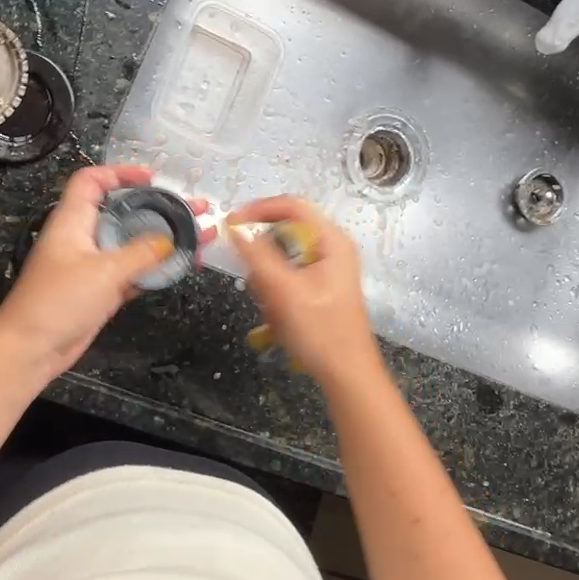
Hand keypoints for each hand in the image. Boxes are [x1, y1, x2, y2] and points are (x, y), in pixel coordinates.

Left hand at [0, 165, 207, 383]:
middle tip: (195, 208)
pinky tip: (183, 266)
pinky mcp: (100, 290)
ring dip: (165, 240)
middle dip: (160, 208)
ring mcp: (92, 264)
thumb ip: (140, 253)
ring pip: (133, 243)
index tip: (154, 179)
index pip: (92, 180)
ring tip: (201, 236)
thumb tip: (170, 241)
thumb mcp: (103, 271)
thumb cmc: (59, 300)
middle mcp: (83, 237)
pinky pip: (134, 271)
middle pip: (124, 211)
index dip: (120, 173)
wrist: (30, 349)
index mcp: (73, 220)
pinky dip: (156, 268)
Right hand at [229, 196, 383, 390]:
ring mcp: (327, 268)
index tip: (232, 224)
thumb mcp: (284, 290)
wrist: (346, 373)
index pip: (291, 205)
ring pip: (283, 258)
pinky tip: (279, 317)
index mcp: (332, 240)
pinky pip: (288, 277)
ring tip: (273, 308)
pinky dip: (277, 292)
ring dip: (269, 281)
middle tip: (257, 284)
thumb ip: (257, 255)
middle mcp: (332, 248)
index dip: (259, 210)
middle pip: (285, 233)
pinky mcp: (320, 287)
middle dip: (264, 259)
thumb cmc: (320, 331)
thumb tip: (235, 227)